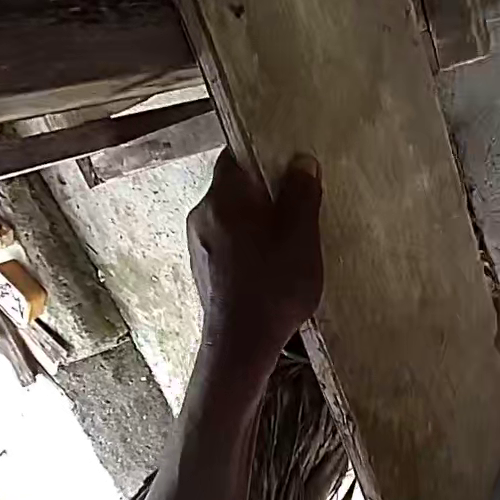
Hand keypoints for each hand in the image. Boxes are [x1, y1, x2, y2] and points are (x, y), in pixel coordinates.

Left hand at [188, 150, 323, 351]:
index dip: (263, 156)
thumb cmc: (274, 284)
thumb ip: (301, 194)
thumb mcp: (300, 236)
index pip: (236, 156)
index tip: (289, 168)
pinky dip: (248, 244)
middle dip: (265, 193)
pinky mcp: (202, 269)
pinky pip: (227, 242)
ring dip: (257, 221)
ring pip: (231, 217)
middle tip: (298, 208)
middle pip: (234, 188)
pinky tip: (269, 267)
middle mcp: (202, 214)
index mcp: (223, 198)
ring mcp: (198, 244)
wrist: (241, 343)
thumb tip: (302, 161)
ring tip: (287, 241)